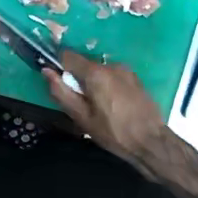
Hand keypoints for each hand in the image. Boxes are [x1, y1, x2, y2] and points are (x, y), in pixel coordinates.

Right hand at [43, 51, 175, 176]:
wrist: (151, 141)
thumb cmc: (113, 132)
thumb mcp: (81, 117)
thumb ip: (61, 92)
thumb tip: (46, 72)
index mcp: (95, 72)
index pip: (67, 55)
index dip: (58, 66)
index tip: (58, 83)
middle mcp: (111, 65)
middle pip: (84, 64)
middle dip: (77, 79)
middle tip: (80, 104)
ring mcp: (126, 70)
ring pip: (99, 71)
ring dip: (93, 83)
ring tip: (98, 107)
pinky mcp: (135, 78)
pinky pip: (112, 77)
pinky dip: (107, 86)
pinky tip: (112, 106)